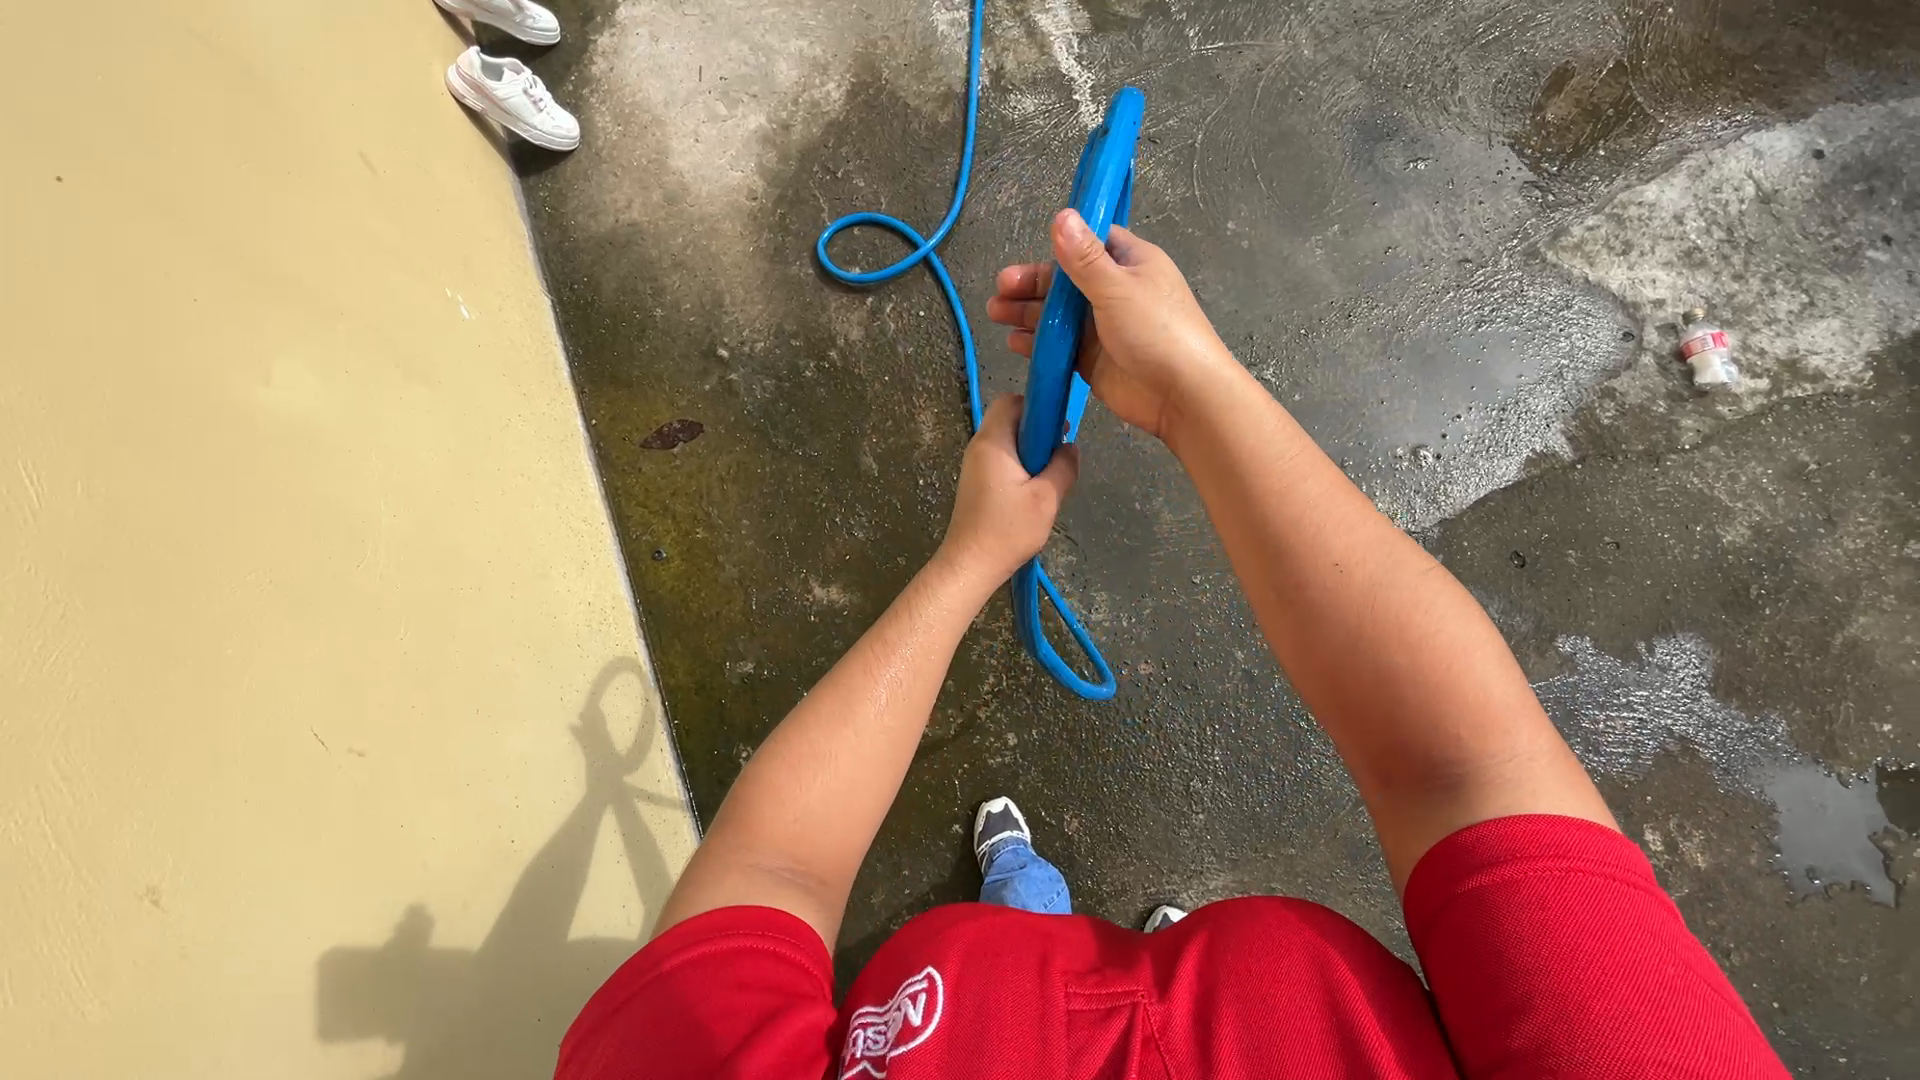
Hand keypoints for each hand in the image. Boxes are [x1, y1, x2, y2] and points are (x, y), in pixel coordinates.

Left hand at [937, 395, 1077, 587]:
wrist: (971, 564)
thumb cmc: (1007, 530)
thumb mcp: (1046, 498)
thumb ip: (1064, 467)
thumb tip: (1071, 448)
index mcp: (993, 441)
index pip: (1011, 400)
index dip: (1038, 405)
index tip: (1059, 427)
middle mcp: (979, 446)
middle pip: (1009, 419)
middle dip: (1037, 430)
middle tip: (1057, 454)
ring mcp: (974, 465)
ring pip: (1007, 442)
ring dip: (1030, 452)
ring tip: (1048, 476)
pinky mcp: (976, 482)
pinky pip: (1001, 460)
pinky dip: (1019, 466)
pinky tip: (1033, 491)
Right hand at [987, 210, 1239, 439]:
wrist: (1181, 394)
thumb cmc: (1156, 331)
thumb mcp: (1117, 287)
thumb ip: (1084, 258)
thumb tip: (1061, 215)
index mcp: (1129, 264)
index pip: (1089, 245)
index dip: (1058, 247)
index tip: (1028, 253)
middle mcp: (1114, 292)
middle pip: (1065, 282)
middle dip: (1032, 285)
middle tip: (999, 290)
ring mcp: (1102, 329)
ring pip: (1057, 316)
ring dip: (1027, 313)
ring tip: (996, 314)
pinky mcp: (1092, 360)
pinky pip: (1059, 347)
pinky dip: (1036, 344)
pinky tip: (1014, 342)